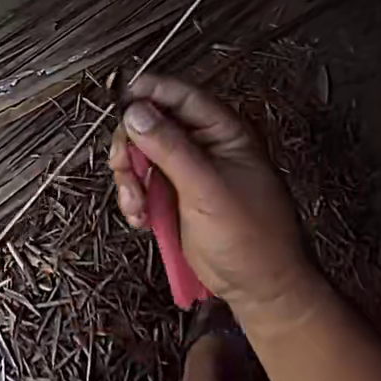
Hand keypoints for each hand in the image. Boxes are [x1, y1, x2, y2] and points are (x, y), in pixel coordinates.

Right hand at [108, 73, 315, 317]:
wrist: (259, 289)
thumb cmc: (250, 236)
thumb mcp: (206, 188)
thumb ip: (169, 147)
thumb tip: (135, 111)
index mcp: (222, 131)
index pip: (181, 95)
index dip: (149, 92)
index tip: (120, 98)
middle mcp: (202, 144)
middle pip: (151, 123)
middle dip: (132, 146)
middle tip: (124, 168)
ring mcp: (186, 170)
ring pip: (140, 154)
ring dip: (129, 178)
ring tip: (136, 206)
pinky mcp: (172, 195)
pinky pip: (141, 183)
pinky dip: (134, 198)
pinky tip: (141, 219)